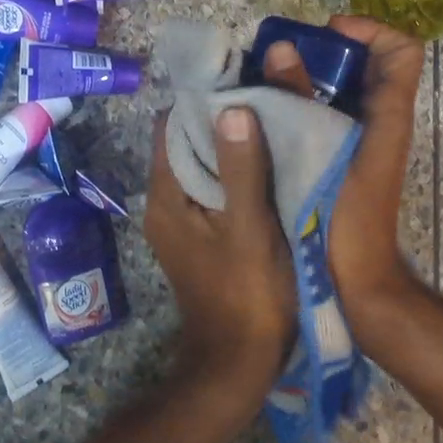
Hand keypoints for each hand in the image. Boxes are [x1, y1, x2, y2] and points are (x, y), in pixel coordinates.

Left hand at [145, 106, 297, 396]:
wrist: (238, 365)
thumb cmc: (247, 295)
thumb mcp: (250, 228)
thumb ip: (241, 167)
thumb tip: (234, 105)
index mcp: (167, 194)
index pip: (174, 123)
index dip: (206, 96)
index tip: (246, 77)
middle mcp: (165, 201)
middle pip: (189, 139)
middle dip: (224, 115)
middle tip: (270, 94)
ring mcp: (182, 220)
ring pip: (204, 162)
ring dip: (233, 142)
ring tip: (276, 119)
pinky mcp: (201, 235)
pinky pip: (214, 186)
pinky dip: (237, 168)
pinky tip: (271, 161)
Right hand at [261, 16, 426, 321]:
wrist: (358, 284)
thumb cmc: (338, 222)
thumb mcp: (314, 154)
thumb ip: (296, 100)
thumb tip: (281, 48)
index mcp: (388, 116)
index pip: (403, 49)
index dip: (370, 29)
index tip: (325, 33)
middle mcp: (383, 121)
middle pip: (368, 62)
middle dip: (326, 48)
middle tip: (281, 54)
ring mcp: (366, 139)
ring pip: (347, 86)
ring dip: (311, 74)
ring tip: (267, 77)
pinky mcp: (348, 155)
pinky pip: (331, 111)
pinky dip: (305, 100)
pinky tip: (268, 112)